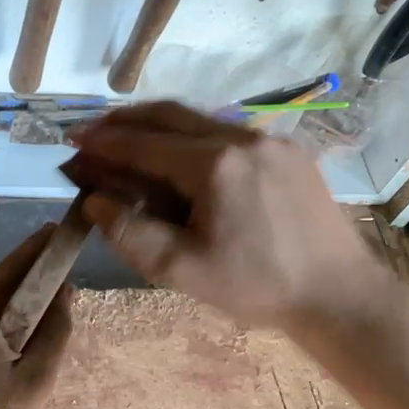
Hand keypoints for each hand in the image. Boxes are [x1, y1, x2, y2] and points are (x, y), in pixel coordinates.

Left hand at [0, 226, 72, 408]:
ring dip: (3, 309)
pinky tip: (2, 347)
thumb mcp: (38, 380)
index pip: (11, 270)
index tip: (60, 230)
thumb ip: (55, 328)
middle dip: (23, 286)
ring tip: (32, 329)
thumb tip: (64, 290)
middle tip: (57, 291)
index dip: (38, 249)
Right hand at [69, 101, 385, 327]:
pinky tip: (177, 156)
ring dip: (157, 126)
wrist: (337, 293)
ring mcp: (269, 140)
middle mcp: (241, 138)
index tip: (71, 142)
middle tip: (91, 133)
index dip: (102, 142)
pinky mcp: (287, 151)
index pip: (143, 143)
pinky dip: (190, 137)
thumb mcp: (179, 268)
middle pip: (169, 115)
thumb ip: (128, 231)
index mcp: (213, 166)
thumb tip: (91, 199)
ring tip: (127, 140)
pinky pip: (226, 132)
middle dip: (124, 121)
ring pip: (199, 120)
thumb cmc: (255, 286)